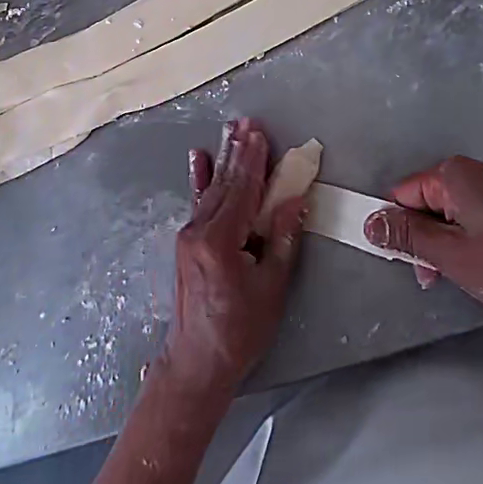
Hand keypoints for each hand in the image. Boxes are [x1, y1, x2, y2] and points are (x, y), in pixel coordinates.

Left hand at [161, 119, 305, 393]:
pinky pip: (197, 202)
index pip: (244, 191)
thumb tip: (295, 199)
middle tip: (249, 121)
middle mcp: (199, 230)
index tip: (262, 133)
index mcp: (220, 241)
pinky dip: (201, 178)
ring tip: (233, 129)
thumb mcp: (271, 286)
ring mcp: (188, 234)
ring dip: (226, 158)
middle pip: (226, 183)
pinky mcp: (186, 241)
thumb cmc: (241, 329)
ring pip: (212, 189)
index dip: (255, 161)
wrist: (197, 362)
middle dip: (240, 151)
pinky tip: (200, 157)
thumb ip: (282, 238)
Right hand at [363, 156, 482, 322]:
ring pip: (445, 215)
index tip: (402, 259)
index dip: (397, 227)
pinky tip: (480, 267)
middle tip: (434, 274)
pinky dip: (464, 243)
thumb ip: (408, 236)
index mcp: (452, 175)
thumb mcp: (452, 255)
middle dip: (422, 239)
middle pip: (422, 203)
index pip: (402, 193)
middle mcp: (469, 172)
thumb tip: (370, 220)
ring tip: (461, 275)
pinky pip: (467, 219)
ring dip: (443, 246)